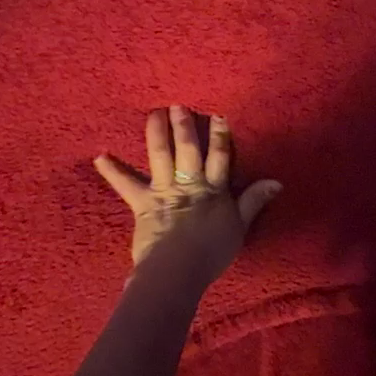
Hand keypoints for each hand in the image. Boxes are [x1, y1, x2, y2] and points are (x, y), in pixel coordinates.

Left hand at [92, 105, 282, 285]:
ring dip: (156, 133)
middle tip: (178, 106)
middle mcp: (189, 184)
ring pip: (161, 156)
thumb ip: (254, 201)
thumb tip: (276, 181)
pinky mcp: (143, 203)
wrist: (178, 270)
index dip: (220, 136)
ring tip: (153, 114)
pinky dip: (112, 171)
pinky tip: (100, 157)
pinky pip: (126, 185)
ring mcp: (165, 191)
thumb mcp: (240, 227)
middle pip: (188, 150)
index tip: (219, 116)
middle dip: (184, 126)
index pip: (220, 158)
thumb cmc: (211, 252)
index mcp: (214, 190)